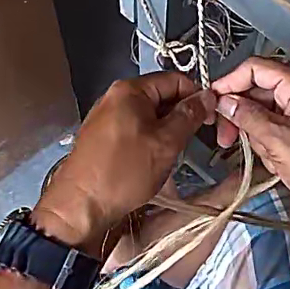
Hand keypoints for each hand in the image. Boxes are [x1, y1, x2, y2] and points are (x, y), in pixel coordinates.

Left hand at [36, 72, 214, 254]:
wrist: (79, 209)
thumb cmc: (122, 172)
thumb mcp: (166, 142)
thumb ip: (190, 115)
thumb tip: (207, 96)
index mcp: (129, 90)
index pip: (176, 80)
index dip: (197, 96)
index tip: (210, 116)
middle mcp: (115, 97)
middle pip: (162, 96)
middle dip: (182, 115)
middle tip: (195, 138)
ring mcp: (106, 117)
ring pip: (150, 115)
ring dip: (167, 130)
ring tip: (173, 153)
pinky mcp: (102, 138)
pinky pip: (135, 129)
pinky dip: (150, 140)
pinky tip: (153, 160)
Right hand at [209, 58, 289, 224]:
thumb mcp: (277, 141)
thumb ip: (247, 116)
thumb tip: (226, 101)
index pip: (255, 68)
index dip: (230, 83)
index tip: (213, 102)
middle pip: (258, 90)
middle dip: (241, 114)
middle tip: (226, 135)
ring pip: (264, 112)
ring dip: (257, 134)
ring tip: (267, 155)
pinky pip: (275, 128)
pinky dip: (269, 143)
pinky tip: (277, 161)